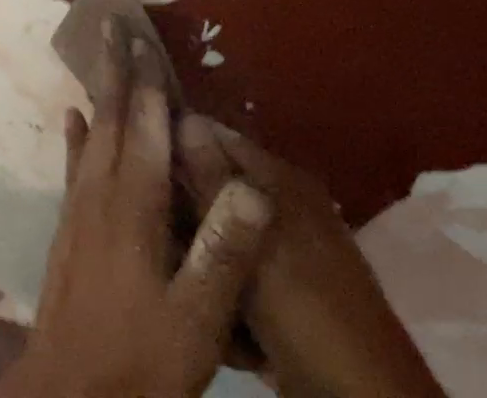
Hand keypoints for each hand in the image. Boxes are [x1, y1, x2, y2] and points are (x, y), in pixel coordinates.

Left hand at [0, 29, 272, 397]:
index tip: (141, 37)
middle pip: (107, 119)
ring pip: (88, 136)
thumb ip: (223, 251)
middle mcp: (99, 197)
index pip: (142, 130)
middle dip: (113, 70)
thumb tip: (249, 184)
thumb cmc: (141, 358)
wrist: (68, 392)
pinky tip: (72, 118)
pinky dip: (75, 135)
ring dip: (97, 93)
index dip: (145, 82)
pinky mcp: (68, 231)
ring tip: (101, 58)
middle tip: (113, 24)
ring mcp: (77, 212)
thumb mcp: (197, 318)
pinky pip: (73, 166)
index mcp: (132, 209)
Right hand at [179, 119, 445, 397]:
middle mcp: (277, 208)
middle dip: (180, 217)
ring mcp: (275, 255)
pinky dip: (218, 298)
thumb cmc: (305, 307)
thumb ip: (214, 180)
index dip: (171, 139)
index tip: (126, 154)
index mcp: (280, 180)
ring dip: (197, 264)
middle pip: (206, 193)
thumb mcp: (253, 239)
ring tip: (185, 282)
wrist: (360, 397)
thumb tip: (184, 116)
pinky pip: (226, 281)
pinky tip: (216, 318)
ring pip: (210, 241)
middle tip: (152, 235)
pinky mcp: (271, 297)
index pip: (214, 137)